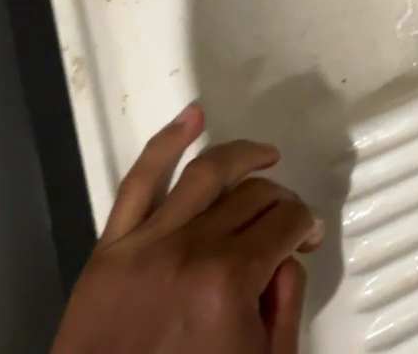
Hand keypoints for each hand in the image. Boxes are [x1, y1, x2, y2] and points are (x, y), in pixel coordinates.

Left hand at [51, 104, 321, 353]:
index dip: (307, 225)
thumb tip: (289, 254)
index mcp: (231, 280)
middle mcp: (191, 250)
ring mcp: (145, 244)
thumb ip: (287, 302)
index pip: (287, 222)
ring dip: (244, 154)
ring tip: (265, 155)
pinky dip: (165, 142)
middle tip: (288, 221)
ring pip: (207, 172)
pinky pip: (137, 182)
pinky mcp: (109, 250)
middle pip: (254, 196)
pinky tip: (193, 116)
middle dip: (283, 201)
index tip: (308, 238)